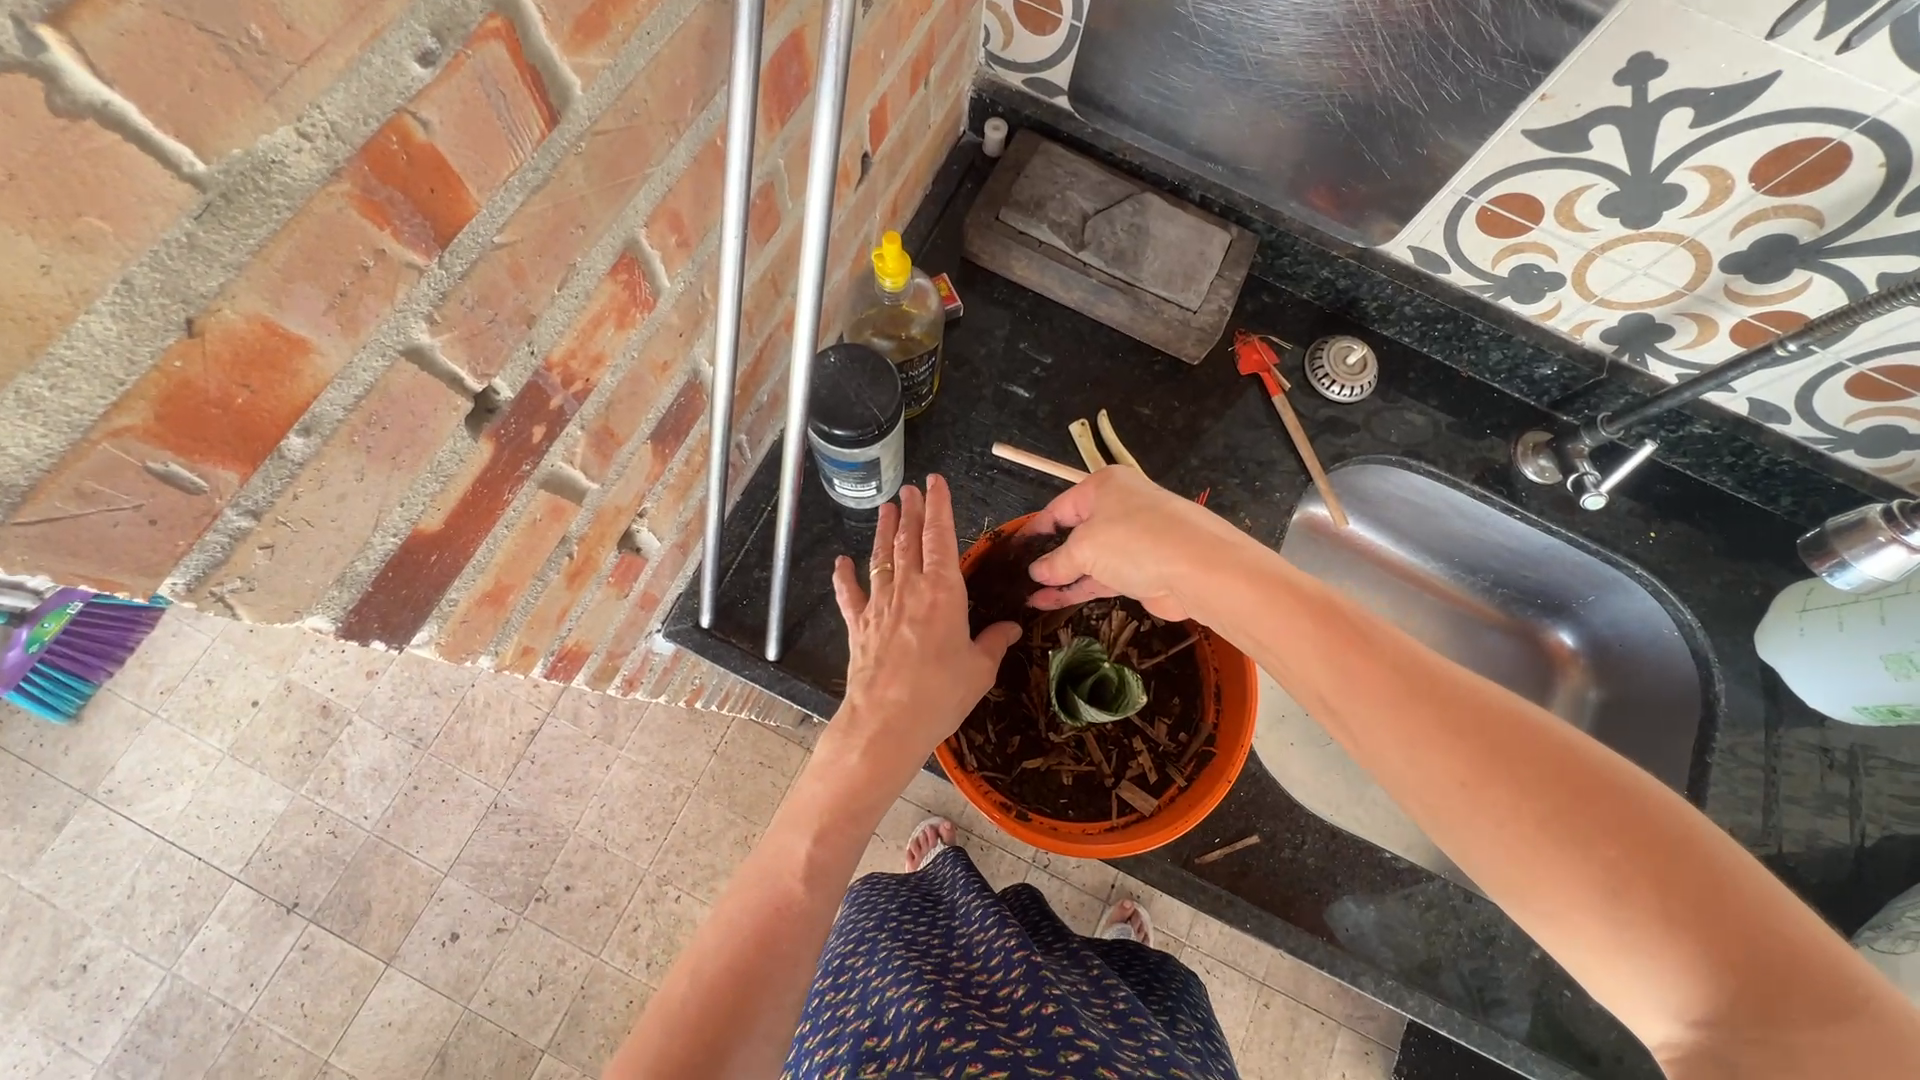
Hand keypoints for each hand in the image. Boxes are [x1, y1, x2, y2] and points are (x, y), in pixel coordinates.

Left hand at [830, 477, 1021, 769]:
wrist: (886, 723)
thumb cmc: (940, 694)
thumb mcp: (980, 669)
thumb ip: (994, 643)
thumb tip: (1010, 629)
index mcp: (943, 592)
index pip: (941, 537)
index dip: (939, 507)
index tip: (935, 483)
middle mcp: (908, 589)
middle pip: (908, 540)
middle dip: (911, 512)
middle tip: (910, 489)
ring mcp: (879, 606)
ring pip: (880, 558)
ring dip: (883, 532)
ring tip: (886, 509)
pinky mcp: (858, 627)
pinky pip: (850, 595)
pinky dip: (844, 577)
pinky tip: (841, 563)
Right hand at [1025, 466, 1245, 620]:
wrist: (1201, 569)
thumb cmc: (1136, 542)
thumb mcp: (1085, 548)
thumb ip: (1056, 562)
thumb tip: (1036, 572)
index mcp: (1103, 486)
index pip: (1059, 507)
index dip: (1035, 531)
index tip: (1014, 551)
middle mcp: (1118, 507)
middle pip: (1075, 532)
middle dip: (1048, 556)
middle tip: (1019, 577)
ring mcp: (1132, 539)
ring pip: (1089, 558)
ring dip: (1061, 577)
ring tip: (1028, 595)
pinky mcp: (1142, 569)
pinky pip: (1103, 576)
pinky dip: (1079, 587)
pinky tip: (1051, 601)